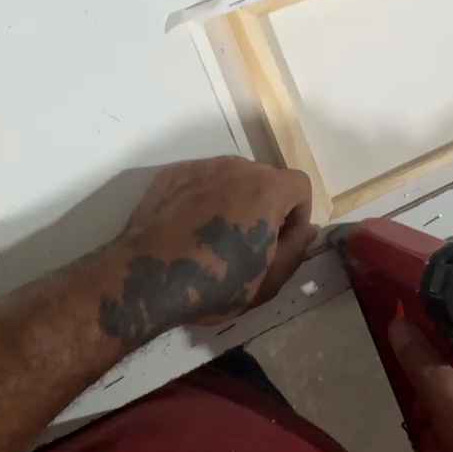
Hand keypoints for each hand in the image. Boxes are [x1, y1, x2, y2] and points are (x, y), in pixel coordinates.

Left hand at [92, 157, 316, 347]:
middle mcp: (236, 167)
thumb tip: (306, 229)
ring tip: (214, 236)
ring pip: (230, 177)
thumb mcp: (267, 281)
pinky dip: (201, 198)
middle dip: (265, 206)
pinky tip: (187, 228)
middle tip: (247, 243)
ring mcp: (201, 167)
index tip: (280, 242)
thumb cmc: (214, 284)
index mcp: (267, 189)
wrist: (146, 278)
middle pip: (264, 179)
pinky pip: (199, 180)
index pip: (299, 186)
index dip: (296, 215)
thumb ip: (296, 250)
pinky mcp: (171, 174)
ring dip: (232, 199)